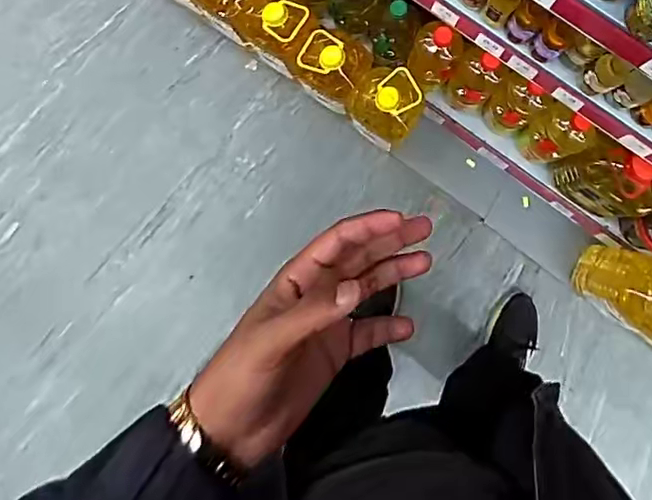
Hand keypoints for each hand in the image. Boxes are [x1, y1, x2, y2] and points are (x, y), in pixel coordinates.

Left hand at [187, 210, 432, 470]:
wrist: (228, 432)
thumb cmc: (239, 375)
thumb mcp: (273, 338)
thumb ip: (315, 311)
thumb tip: (356, 288)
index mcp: (299, 280)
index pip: (339, 242)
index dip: (368, 227)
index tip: (399, 220)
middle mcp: (317, 294)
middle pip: (360, 257)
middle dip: (391, 240)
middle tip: (422, 228)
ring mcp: (327, 323)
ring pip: (368, 287)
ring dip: (394, 273)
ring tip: (423, 262)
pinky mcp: (334, 352)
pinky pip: (368, 332)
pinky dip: (388, 325)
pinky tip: (407, 325)